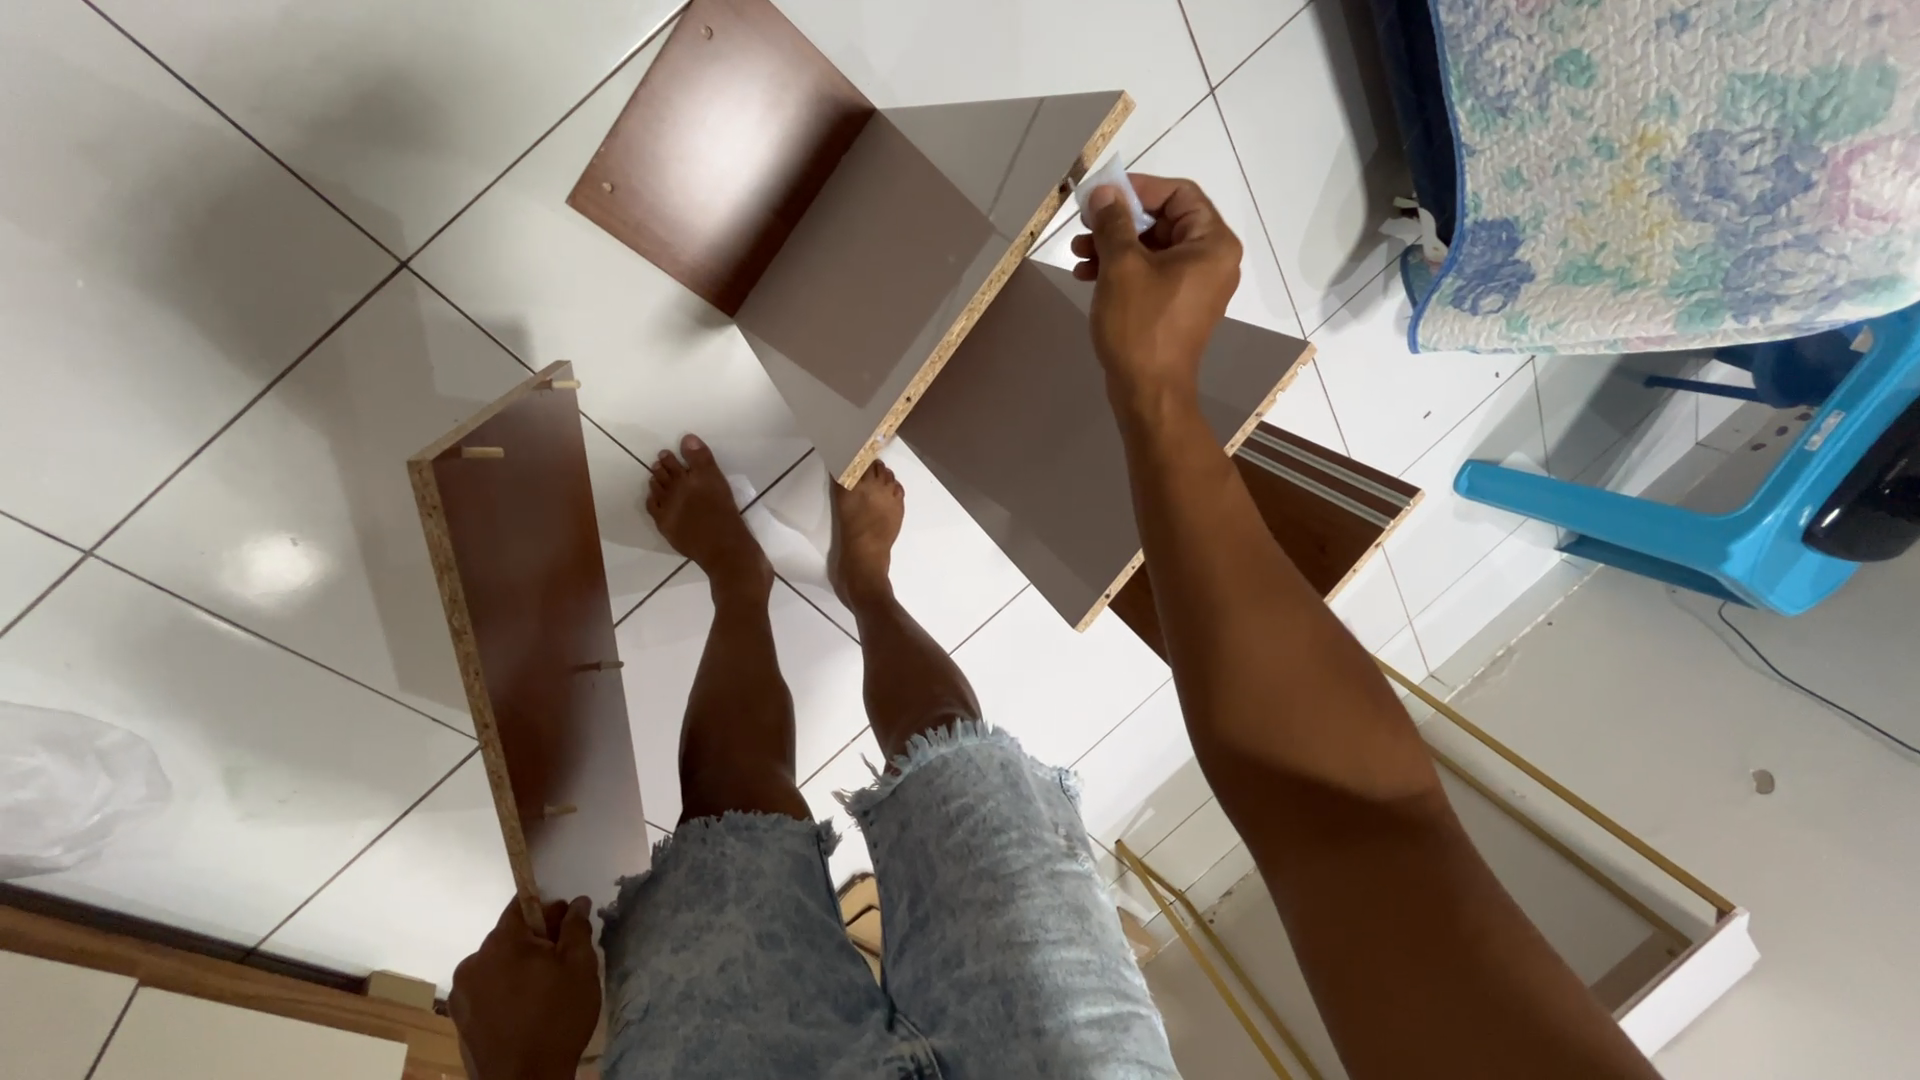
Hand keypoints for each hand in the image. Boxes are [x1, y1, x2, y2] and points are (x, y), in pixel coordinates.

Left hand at [450, 897, 601, 1079]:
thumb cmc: (557, 1018)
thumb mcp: (580, 965)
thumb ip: (576, 927)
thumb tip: (576, 903)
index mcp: (500, 944)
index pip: (522, 906)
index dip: (549, 909)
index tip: (570, 925)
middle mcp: (472, 963)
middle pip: (509, 936)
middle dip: (537, 940)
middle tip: (564, 960)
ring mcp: (462, 995)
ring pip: (498, 964)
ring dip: (521, 966)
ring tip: (546, 990)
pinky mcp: (460, 1020)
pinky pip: (488, 989)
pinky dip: (507, 989)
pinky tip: (527, 1010)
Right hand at [1070, 175, 1241, 402]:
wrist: (1148, 392)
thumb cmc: (1140, 326)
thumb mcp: (1122, 267)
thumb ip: (1112, 223)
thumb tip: (1104, 193)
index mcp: (1212, 244)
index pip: (1179, 194)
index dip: (1138, 189)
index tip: (1103, 195)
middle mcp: (1212, 261)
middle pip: (1164, 221)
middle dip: (1119, 222)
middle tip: (1084, 225)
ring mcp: (1195, 286)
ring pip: (1152, 249)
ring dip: (1114, 246)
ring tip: (1078, 253)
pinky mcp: (1176, 307)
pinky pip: (1150, 274)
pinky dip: (1122, 270)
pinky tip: (1088, 274)